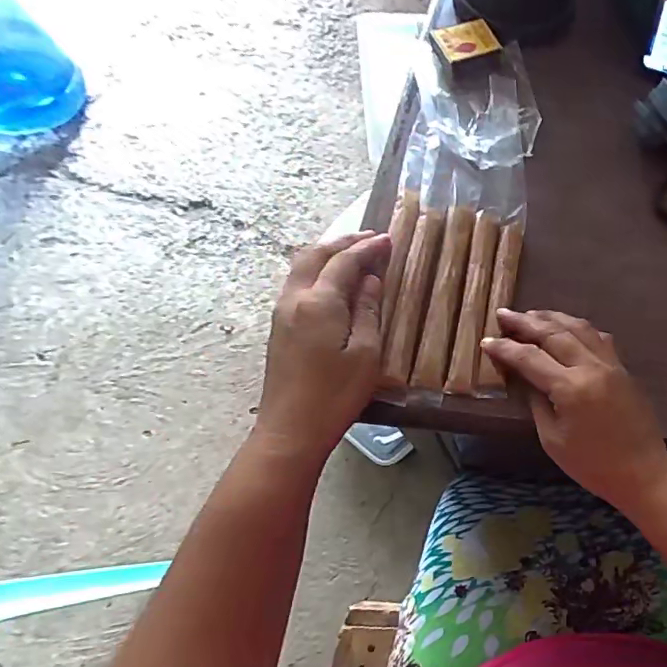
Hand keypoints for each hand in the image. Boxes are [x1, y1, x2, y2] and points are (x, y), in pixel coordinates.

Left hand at [252, 231, 391, 462]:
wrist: (291, 428)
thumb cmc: (335, 394)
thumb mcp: (365, 353)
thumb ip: (367, 311)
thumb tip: (369, 281)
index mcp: (318, 302)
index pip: (343, 262)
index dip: (367, 248)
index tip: (387, 239)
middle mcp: (294, 299)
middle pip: (315, 254)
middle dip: (343, 242)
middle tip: (370, 238)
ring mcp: (281, 313)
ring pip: (301, 267)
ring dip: (327, 254)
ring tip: (352, 254)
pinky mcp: (279, 328)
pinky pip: (298, 284)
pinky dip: (317, 271)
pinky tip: (333, 282)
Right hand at [480, 308, 666, 510]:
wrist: (642, 473)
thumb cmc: (592, 465)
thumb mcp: (552, 439)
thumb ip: (536, 403)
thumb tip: (524, 377)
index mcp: (571, 388)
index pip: (530, 358)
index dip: (505, 349)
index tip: (487, 342)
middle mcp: (591, 368)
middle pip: (554, 333)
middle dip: (525, 322)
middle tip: (503, 314)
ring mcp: (611, 365)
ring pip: (579, 328)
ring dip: (553, 318)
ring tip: (532, 314)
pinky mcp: (623, 369)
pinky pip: (598, 338)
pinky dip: (578, 328)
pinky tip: (567, 328)